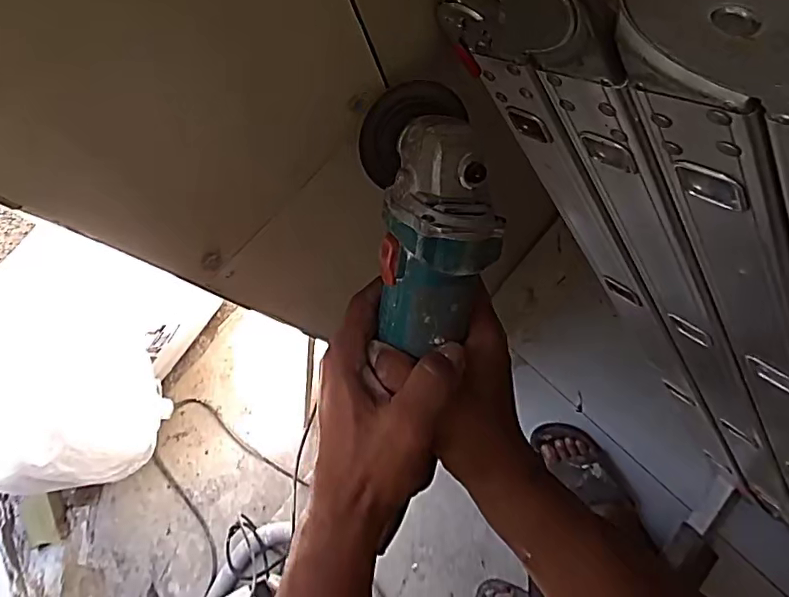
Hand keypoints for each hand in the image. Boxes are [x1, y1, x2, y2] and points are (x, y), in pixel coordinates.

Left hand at [308, 279, 467, 531]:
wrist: (350, 512)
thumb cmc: (368, 472)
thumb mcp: (409, 424)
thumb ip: (430, 383)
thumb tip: (449, 352)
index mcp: (344, 361)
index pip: (361, 306)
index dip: (385, 287)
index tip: (409, 276)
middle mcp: (339, 369)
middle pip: (368, 324)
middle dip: (398, 312)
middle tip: (430, 306)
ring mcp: (344, 388)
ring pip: (374, 349)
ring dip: (401, 340)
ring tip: (433, 339)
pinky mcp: (354, 406)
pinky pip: (377, 372)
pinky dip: (400, 365)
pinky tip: (425, 381)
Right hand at [367, 282, 529, 491]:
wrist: (493, 472)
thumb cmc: (477, 439)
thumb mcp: (428, 396)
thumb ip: (396, 368)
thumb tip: (372, 346)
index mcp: (484, 334)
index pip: (466, 280)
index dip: (437, 264)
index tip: (411, 258)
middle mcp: (481, 338)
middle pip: (449, 294)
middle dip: (418, 287)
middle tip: (390, 283)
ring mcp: (473, 353)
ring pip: (440, 316)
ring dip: (415, 312)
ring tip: (386, 309)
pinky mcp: (461, 368)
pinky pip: (435, 336)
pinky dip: (415, 333)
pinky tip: (393, 342)